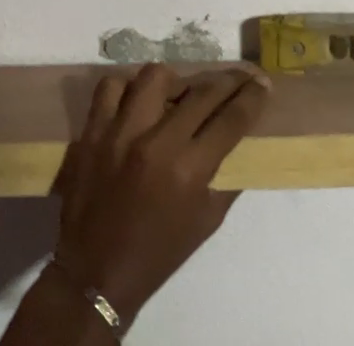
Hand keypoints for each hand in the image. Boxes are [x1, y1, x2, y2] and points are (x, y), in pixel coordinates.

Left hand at [48, 63, 269, 318]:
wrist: (93, 276)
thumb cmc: (158, 253)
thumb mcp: (208, 219)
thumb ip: (227, 174)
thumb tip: (242, 139)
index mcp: (188, 170)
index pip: (232, 117)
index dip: (253, 97)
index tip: (263, 84)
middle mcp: (155, 143)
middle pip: (203, 92)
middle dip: (230, 81)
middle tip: (241, 79)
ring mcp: (118, 134)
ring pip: (155, 77)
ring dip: (177, 81)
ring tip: (181, 93)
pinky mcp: (90, 135)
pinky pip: (110, 89)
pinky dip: (128, 90)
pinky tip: (139, 103)